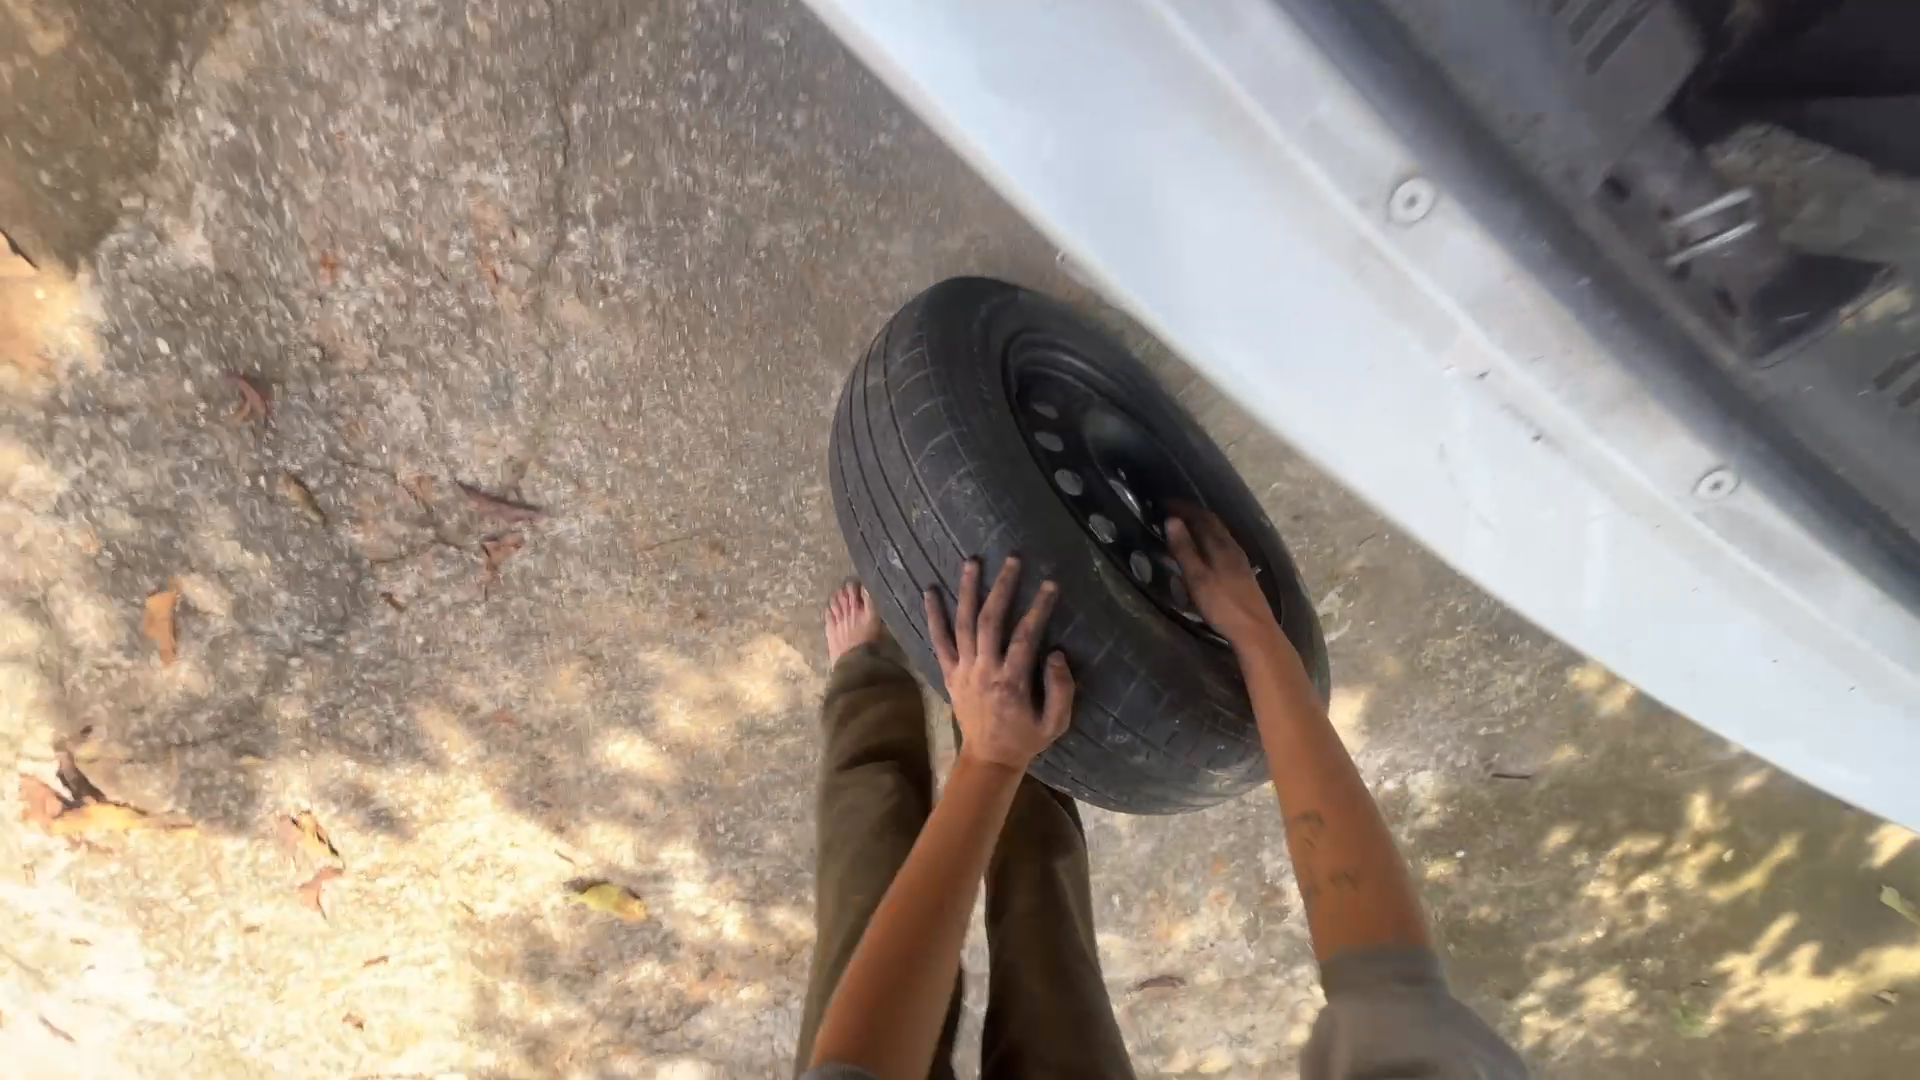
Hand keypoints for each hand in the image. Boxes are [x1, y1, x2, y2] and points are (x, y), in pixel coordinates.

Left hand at [925, 556, 1074, 770]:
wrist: (989, 759)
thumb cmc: (1026, 738)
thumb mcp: (1055, 723)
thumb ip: (1061, 689)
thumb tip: (1058, 653)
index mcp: (1011, 682)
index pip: (1025, 637)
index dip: (1038, 609)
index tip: (1050, 584)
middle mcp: (984, 671)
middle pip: (990, 621)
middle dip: (1002, 587)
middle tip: (1013, 559)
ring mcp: (963, 670)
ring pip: (963, 624)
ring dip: (967, 590)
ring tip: (972, 561)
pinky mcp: (949, 673)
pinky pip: (938, 641)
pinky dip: (933, 615)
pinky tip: (929, 590)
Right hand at [1166, 510, 1282, 647]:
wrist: (1255, 632)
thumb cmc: (1222, 605)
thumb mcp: (1197, 578)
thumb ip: (1184, 549)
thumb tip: (1172, 520)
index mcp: (1222, 546)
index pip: (1203, 518)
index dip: (1185, 508)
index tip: (1165, 503)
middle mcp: (1233, 549)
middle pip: (1214, 525)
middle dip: (1193, 515)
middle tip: (1173, 513)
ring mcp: (1241, 562)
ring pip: (1220, 536)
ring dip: (1202, 528)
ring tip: (1185, 529)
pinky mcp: (1243, 575)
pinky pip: (1224, 548)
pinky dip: (1209, 542)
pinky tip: (1205, 553)